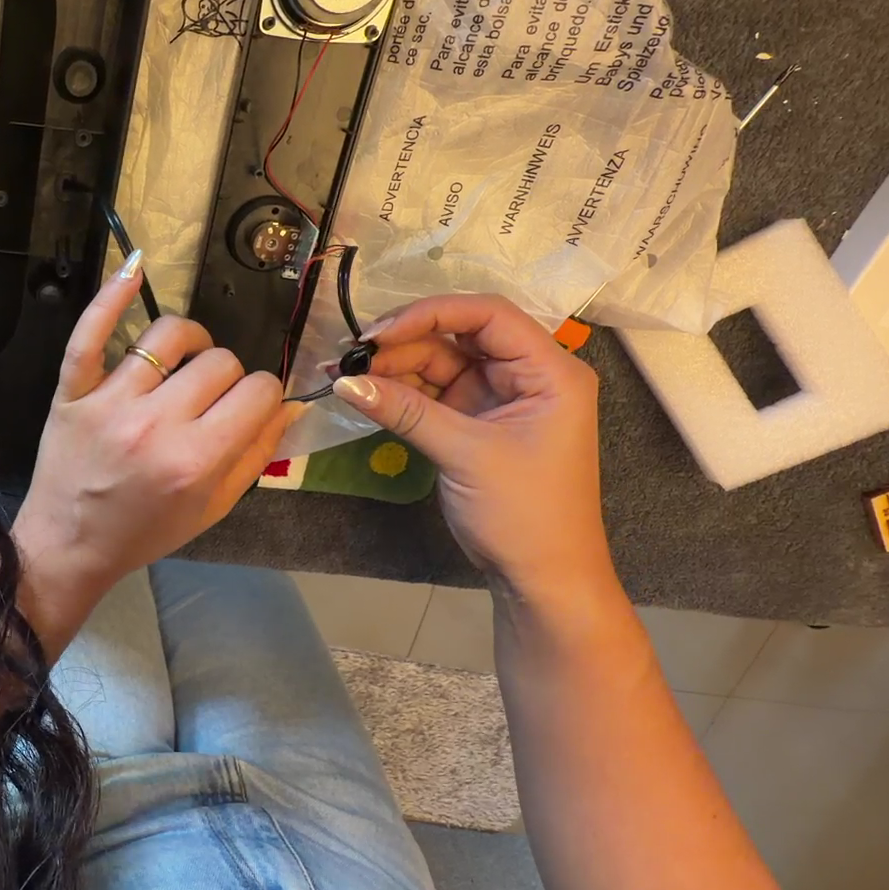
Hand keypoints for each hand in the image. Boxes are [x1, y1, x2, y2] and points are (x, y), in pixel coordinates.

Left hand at [12, 252, 297, 656]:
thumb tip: (289, 407)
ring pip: (169, 335)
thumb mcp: (213, 509)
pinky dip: (111, 297)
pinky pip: (90, 333)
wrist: (69, 543)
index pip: (258, 390)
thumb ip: (256, 456)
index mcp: (196, 458)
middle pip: (220, 361)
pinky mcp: (73, 391)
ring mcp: (110, 401)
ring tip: (184, 361)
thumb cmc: (145, 532)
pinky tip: (135, 269)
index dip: (262, 396)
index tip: (247, 408)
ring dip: (189, 342)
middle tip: (209, 401)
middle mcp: (156, 423)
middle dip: (227, 377)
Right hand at [330, 294, 611, 595]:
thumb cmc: (524, 512)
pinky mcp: (469, 419)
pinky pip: (427, 392)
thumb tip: (342, 380)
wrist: (540, 575)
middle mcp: (523, 374)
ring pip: (435, 363)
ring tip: (340, 371)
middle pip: (455, 336)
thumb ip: (404, 411)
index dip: (430, 314)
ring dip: (389, 366)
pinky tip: (359, 391)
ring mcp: (493, 397)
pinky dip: (394, 391)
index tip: (376, 334)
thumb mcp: (465, 454)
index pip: (488, 315)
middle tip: (346, 356)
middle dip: (400, 343)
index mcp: (548, 370)